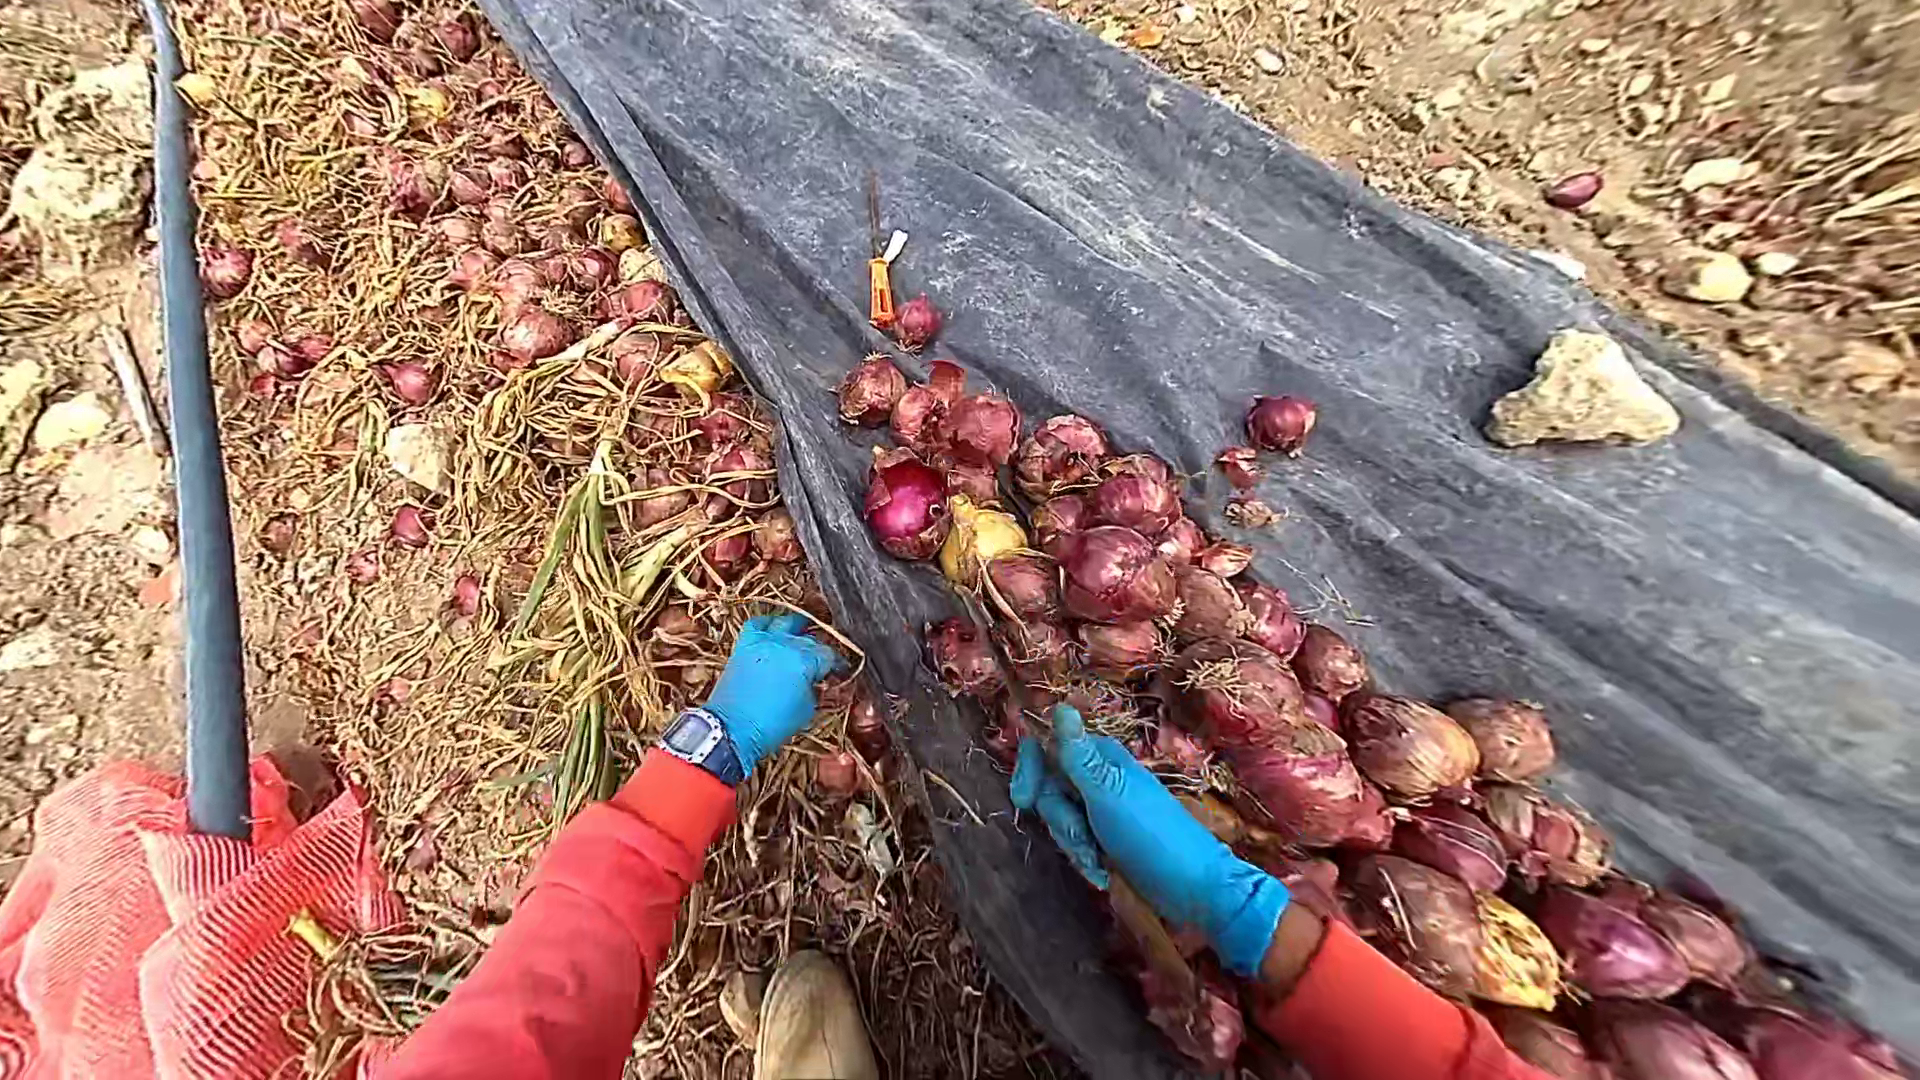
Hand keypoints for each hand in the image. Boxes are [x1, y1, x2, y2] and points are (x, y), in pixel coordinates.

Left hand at [704, 613, 842, 775]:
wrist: (731, 730)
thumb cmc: (771, 725)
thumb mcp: (806, 711)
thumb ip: (816, 690)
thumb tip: (818, 683)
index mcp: (806, 661)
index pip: (830, 655)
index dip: (838, 664)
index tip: (840, 672)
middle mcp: (786, 645)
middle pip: (811, 640)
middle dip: (820, 651)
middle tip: (822, 665)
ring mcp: (764, 642)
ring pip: (788, 623)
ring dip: (798, 629)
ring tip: (803, 636)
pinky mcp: (745, 645)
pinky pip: (758, 623)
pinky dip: (768, 623)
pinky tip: (774, 629)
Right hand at [1010, 704, 1289, 976]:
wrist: (1194, 890)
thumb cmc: (1152, 834)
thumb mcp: (1108, 793)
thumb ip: (1078, 754)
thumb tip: (1060, 706)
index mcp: (1097, 756)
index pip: (1044, 748)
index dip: (1029, 770)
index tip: (1024, 800)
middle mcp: (1095, 776)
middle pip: (1047, 787)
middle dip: (1059, 818)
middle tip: (1082, 837)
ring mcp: (1098, 809)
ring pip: (1058, 817)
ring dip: (1073, 843)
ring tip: (1099, 859)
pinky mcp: (1102, 837)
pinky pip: (1073, 841)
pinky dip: (1083, 858)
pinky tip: (1102, 871)